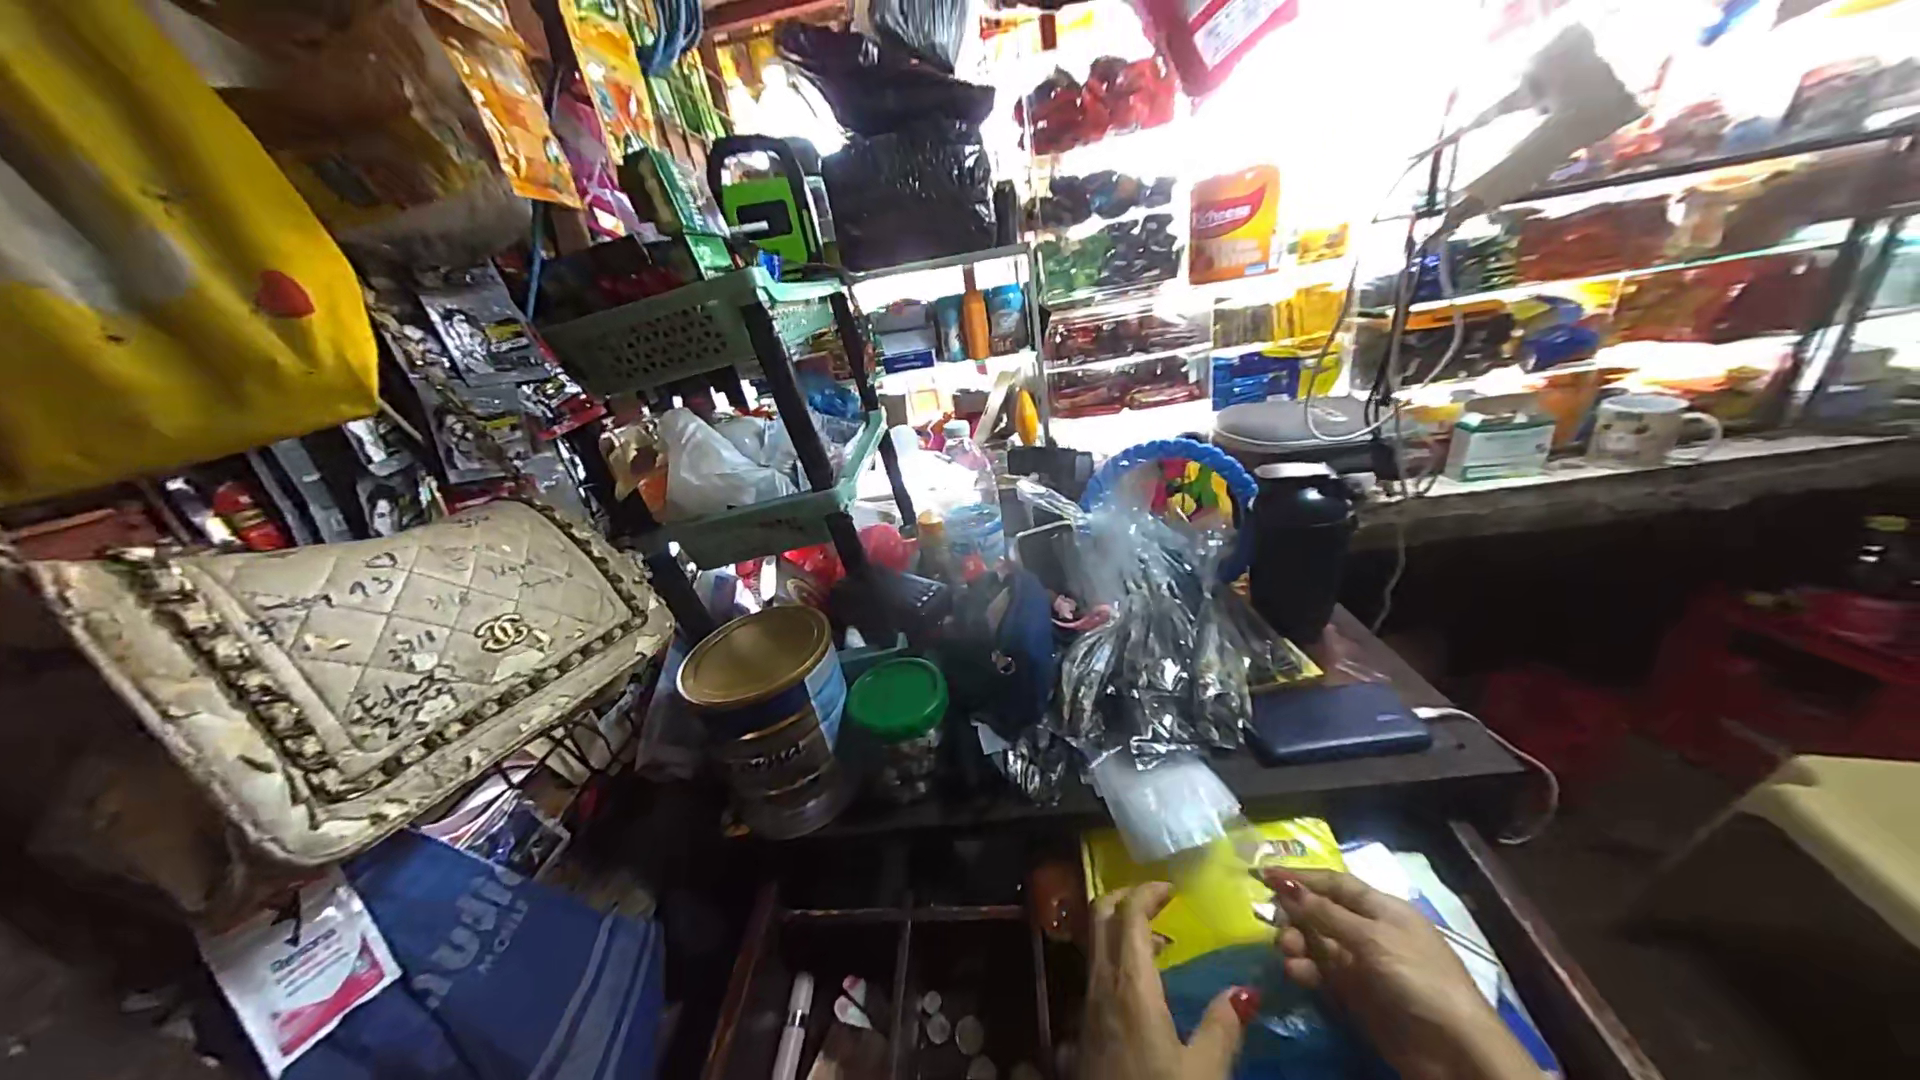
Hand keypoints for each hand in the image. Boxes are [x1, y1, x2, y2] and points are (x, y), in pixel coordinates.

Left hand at [1079, 882, 1256, 1079]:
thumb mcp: (1203, 1072)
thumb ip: (1222, 1026)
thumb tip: (1246, 991)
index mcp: (1129, 983)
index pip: (1128, 913)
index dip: (1147, 891)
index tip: (1172, 889)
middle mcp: (1100, 981)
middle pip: (1101, 915)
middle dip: (1127, 897)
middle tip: (1160, 902)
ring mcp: (1087, 1001)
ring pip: (1095, 941)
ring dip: (1120, 927)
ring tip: (1158, 940)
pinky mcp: (1083, 1023)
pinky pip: (1095, 969)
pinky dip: (1115, 956)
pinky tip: (1142, 985)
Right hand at [1259, 867, 1542, 1079]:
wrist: (1455, 1051)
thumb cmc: (1418, 977)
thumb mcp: (1372, 938)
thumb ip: (1324, 912)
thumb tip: (1284, 883)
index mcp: (1380, 908)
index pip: (1333, 883)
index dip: (1301, 877)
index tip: (1264, 875)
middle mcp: (1368, 930)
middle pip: (1319, 911)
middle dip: (1294, 914)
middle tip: (1274, 923)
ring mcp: (1361, 963)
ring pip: (1315, 942)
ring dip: (1296, 942)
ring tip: (1288, 953)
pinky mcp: (1354, 994)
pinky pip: (1320, 972)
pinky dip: (1304, 970)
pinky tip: (1297, 974)